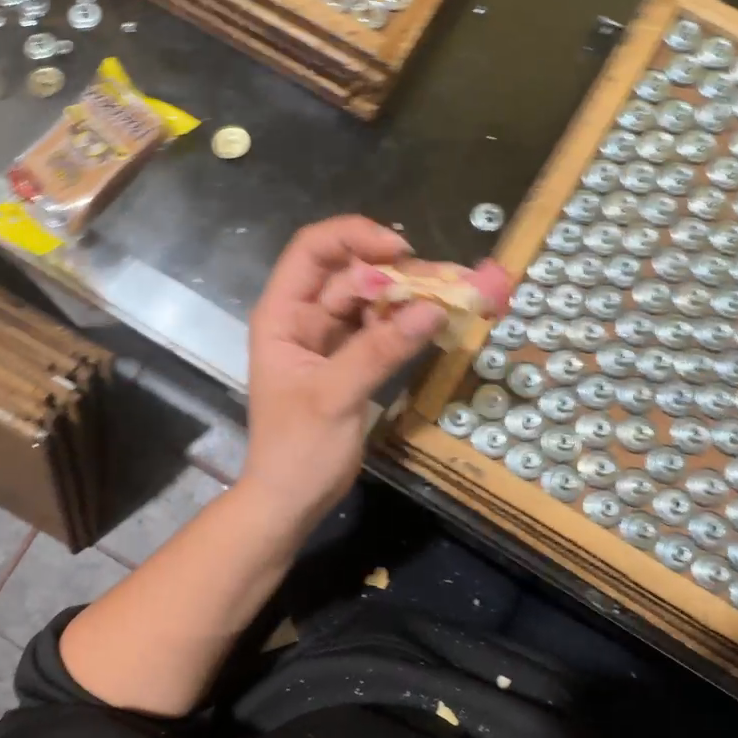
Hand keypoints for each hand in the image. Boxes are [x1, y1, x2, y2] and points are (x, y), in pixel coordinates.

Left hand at [237, 216, 504, 533]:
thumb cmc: (298, 450)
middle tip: (449, 283)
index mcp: (282, 315)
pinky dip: (407, 322)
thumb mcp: (336, 398)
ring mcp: (327, 338)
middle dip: (397, 272)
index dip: (354, 237)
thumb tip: (432, 309)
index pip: (312, 250)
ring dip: (409, 295)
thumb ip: (380, 351)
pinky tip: (439, 321)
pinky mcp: (350, 360)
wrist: (291, 500)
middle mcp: (303, 317)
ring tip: (456, 297)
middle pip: (351, 272)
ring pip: (371, 298)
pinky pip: (381, 328)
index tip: (401, 251)